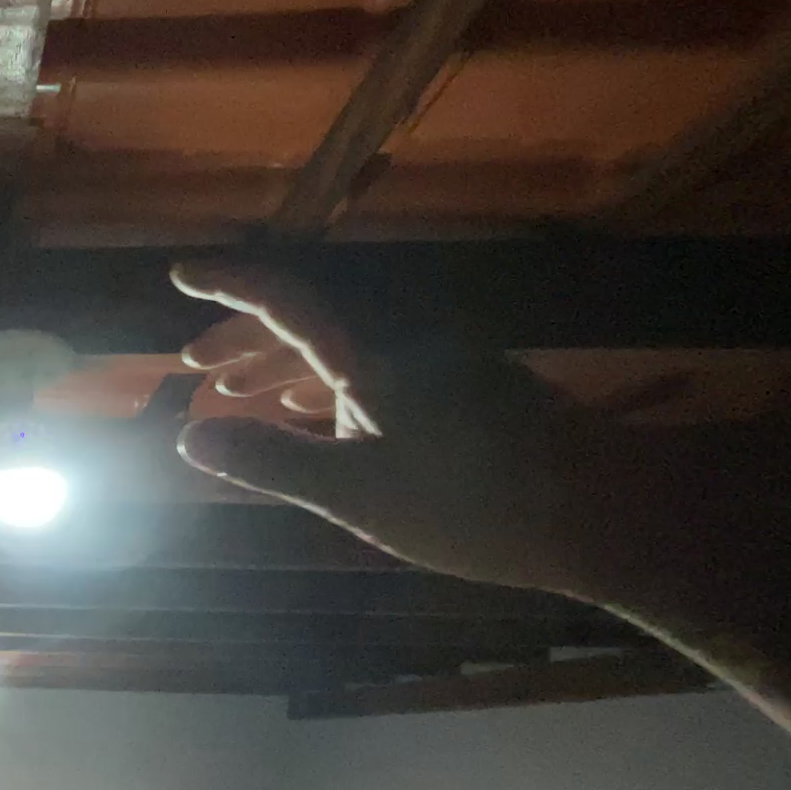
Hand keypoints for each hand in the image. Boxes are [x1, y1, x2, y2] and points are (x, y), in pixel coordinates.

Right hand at [170, 263, 640, 597]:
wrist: (610, 517)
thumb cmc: (472, 504)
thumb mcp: (352, 492)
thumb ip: (266, 459)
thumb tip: (186, 436)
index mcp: (374, 354)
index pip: (286, 300)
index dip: (228, 284)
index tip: (181, 272)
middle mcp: (402, 339)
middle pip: (307, 317)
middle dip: (242, 336)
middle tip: (194, 363)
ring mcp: (434, 358)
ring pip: (339, 342)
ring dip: (279, 360)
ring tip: (236, 391)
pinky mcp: (455, 381)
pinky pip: (370, 361)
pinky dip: (322, 378)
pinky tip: (303, 409)